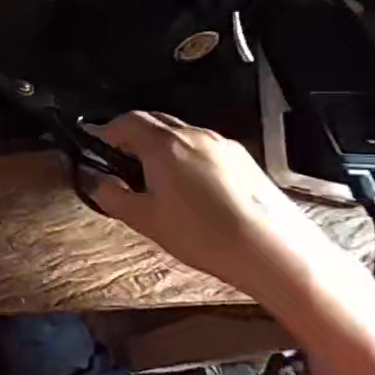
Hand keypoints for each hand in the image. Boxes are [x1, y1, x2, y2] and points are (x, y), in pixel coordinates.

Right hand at [85, 111, 348, 300]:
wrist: (277, 254)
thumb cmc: (206, 236)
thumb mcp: (143, 220)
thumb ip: (111, 195)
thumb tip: (97, 181)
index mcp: (165, 145)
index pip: (126, 120)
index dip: (106, 132)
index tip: (98, 149)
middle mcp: (195, 136)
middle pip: (155, 121)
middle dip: (132, 137)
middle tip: (122, 165)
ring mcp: (224, 147)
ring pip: (180, 135)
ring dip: (161, 149)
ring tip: (156, 183)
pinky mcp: (246, 162)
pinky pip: (204, 149)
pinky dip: (187, 160)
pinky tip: (189, 192)